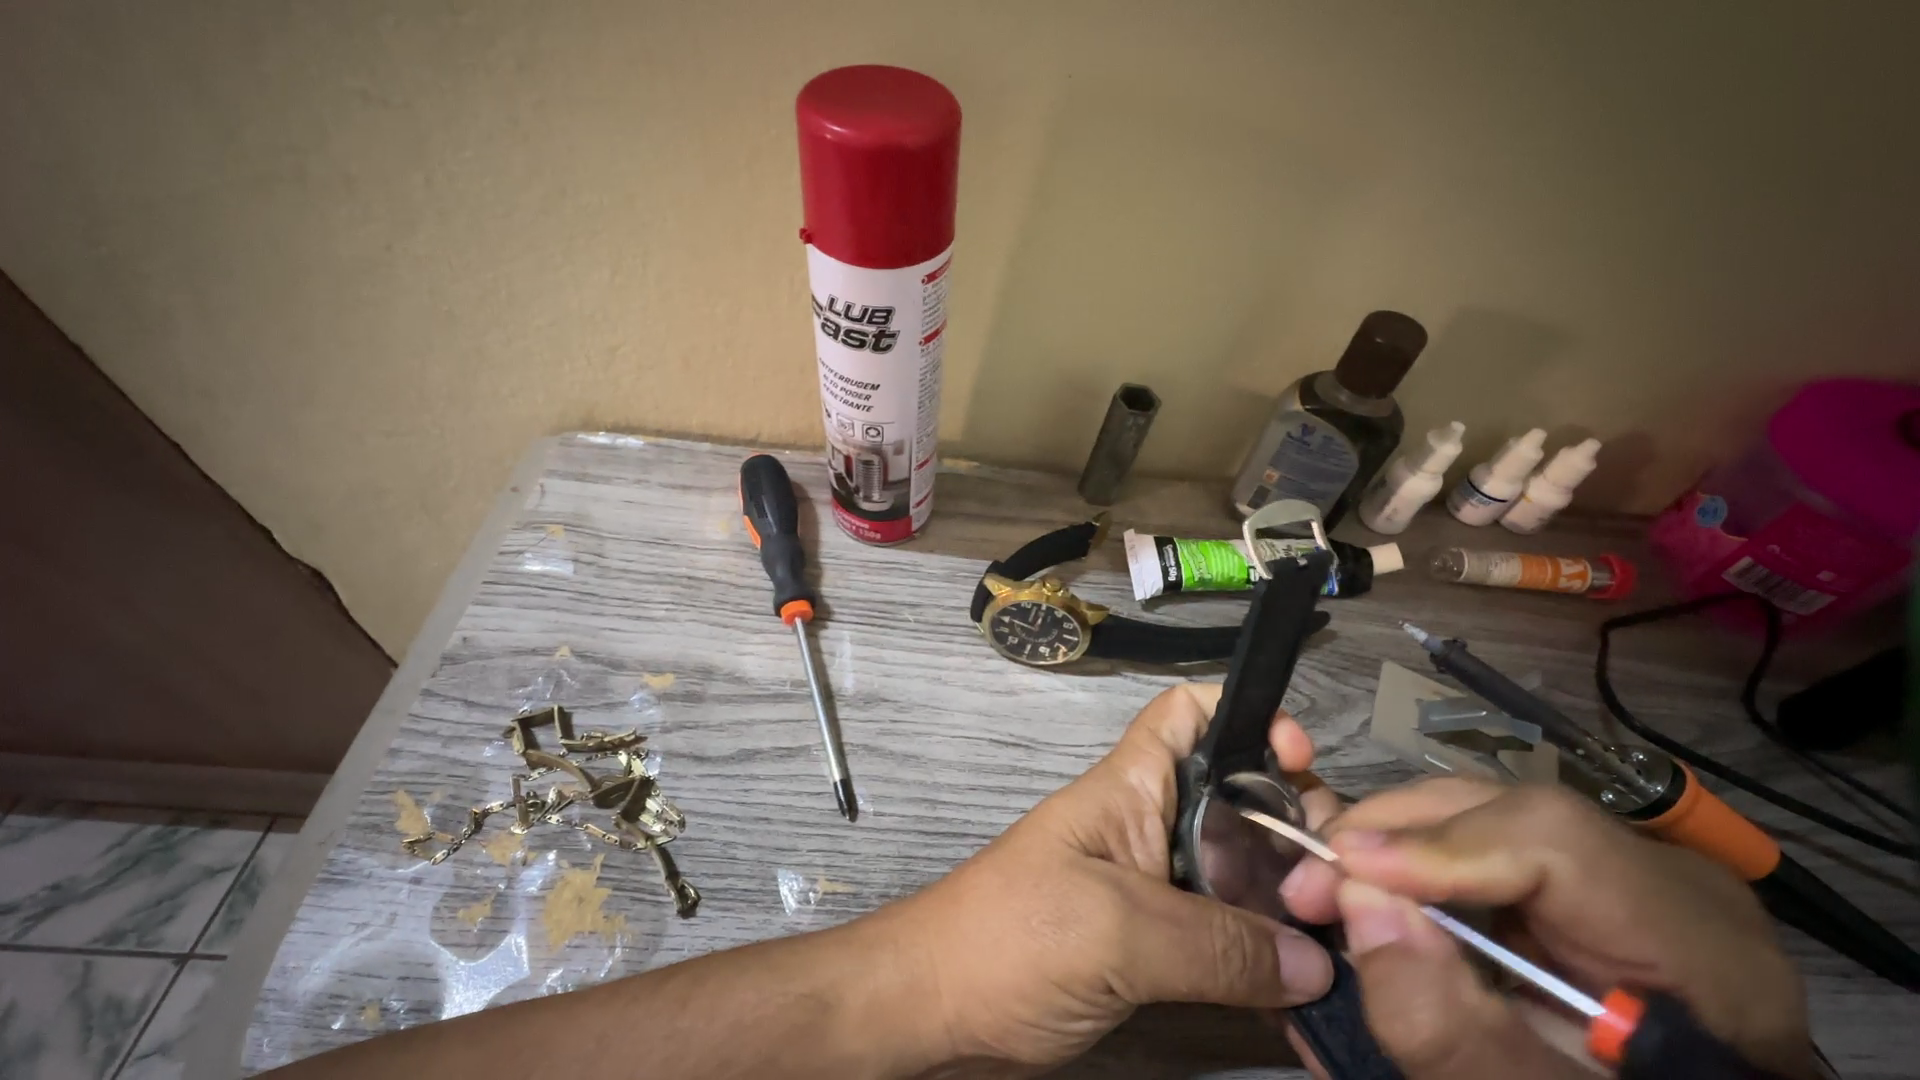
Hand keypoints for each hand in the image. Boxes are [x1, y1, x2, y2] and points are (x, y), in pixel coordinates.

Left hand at [872, 683, 1335, 1068]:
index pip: (1185, 714)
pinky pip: (1223, 932)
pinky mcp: (1152, 945)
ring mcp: (1151, 887)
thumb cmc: (1011, 939)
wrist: (935, 1009)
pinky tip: (1310, 980)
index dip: (1244, 713)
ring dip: (1287, 892)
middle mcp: (1148, 828)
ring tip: (1348, 929)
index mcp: (1130, 790)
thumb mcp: (1115, 932)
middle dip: (1292, 816)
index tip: (1303, 753)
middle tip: (1344, 872)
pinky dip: (1265, 950)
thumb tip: (1314, 962)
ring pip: (1236, 867)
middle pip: (1234, 795)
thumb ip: (1216, 945)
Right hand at [1281, 778, 1813, 1078]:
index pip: (1556, 839)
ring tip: (1327, 890)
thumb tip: (1359, 901)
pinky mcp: (1578, 877)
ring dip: (1387, 843)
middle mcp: (1665, 883)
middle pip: (1504, 809)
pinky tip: (1372, 889)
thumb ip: (1453, 1029)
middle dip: (1389, 835)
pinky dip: (1411, 859)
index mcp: (1701, 951)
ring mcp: (1621, 870)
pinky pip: (1477, 837)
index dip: (1439, 845)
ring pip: (1480, 811)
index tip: (1345, 878)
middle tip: (1309, 889)